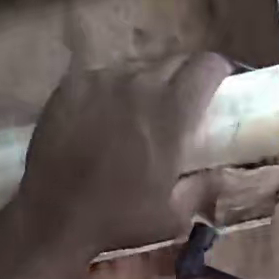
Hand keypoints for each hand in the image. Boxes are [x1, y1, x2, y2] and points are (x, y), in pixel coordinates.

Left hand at [9, 53, 231, 251]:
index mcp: (171, 112)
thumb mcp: (175, 215)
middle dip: (186, 77)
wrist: (54, 215)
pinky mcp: (70, 86)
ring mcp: (100, 81)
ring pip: (137, 67)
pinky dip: (114, 90)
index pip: (206, 66)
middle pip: (173, 61)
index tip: (223, 85)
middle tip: (186, 103)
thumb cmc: (120, 218)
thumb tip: (222, 174)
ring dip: (149, 83)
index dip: (219, 72)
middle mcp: (137, 84)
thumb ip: (204, 188)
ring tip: (143, 110)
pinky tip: (108, 115)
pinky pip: (103, 77)